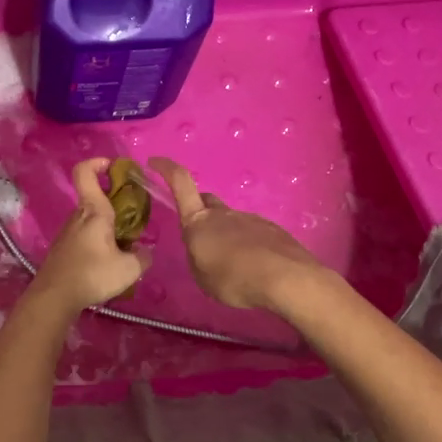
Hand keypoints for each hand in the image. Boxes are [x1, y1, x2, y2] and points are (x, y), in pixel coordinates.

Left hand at [26, 158, 152, 316]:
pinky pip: (84, 235)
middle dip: (115, 202)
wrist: (54, 296)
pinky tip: (108, 261)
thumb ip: (143, 257)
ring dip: (107, 226)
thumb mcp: (129, 269)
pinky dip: (98, 240)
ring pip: (90, 219)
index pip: (85, 172)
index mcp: (93, 211)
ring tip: (126, 246)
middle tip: (135, 217)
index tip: (113, 167)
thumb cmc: (92, 274)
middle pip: (94, 198)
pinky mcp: (64, 248)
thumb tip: (146, 251)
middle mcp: (78, 216)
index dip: (97, 163)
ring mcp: (68, 232)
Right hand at [148, 156, 332, 311]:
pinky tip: (254, 267)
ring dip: (226, 235)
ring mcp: (250, 219)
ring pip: (231, 220)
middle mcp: (223, 214)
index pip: (180, 184)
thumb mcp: (202, 276)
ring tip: (232, 264)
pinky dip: (248, 245)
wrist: (286, 280)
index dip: (166, 169)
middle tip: (199, 235)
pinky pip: (252, 233)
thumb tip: (204, 249)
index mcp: (199, 222)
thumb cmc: (234, 280)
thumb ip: (198, 257)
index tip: (154, 161)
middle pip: (206, 201)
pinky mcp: (272, 231)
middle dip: (199, 211)